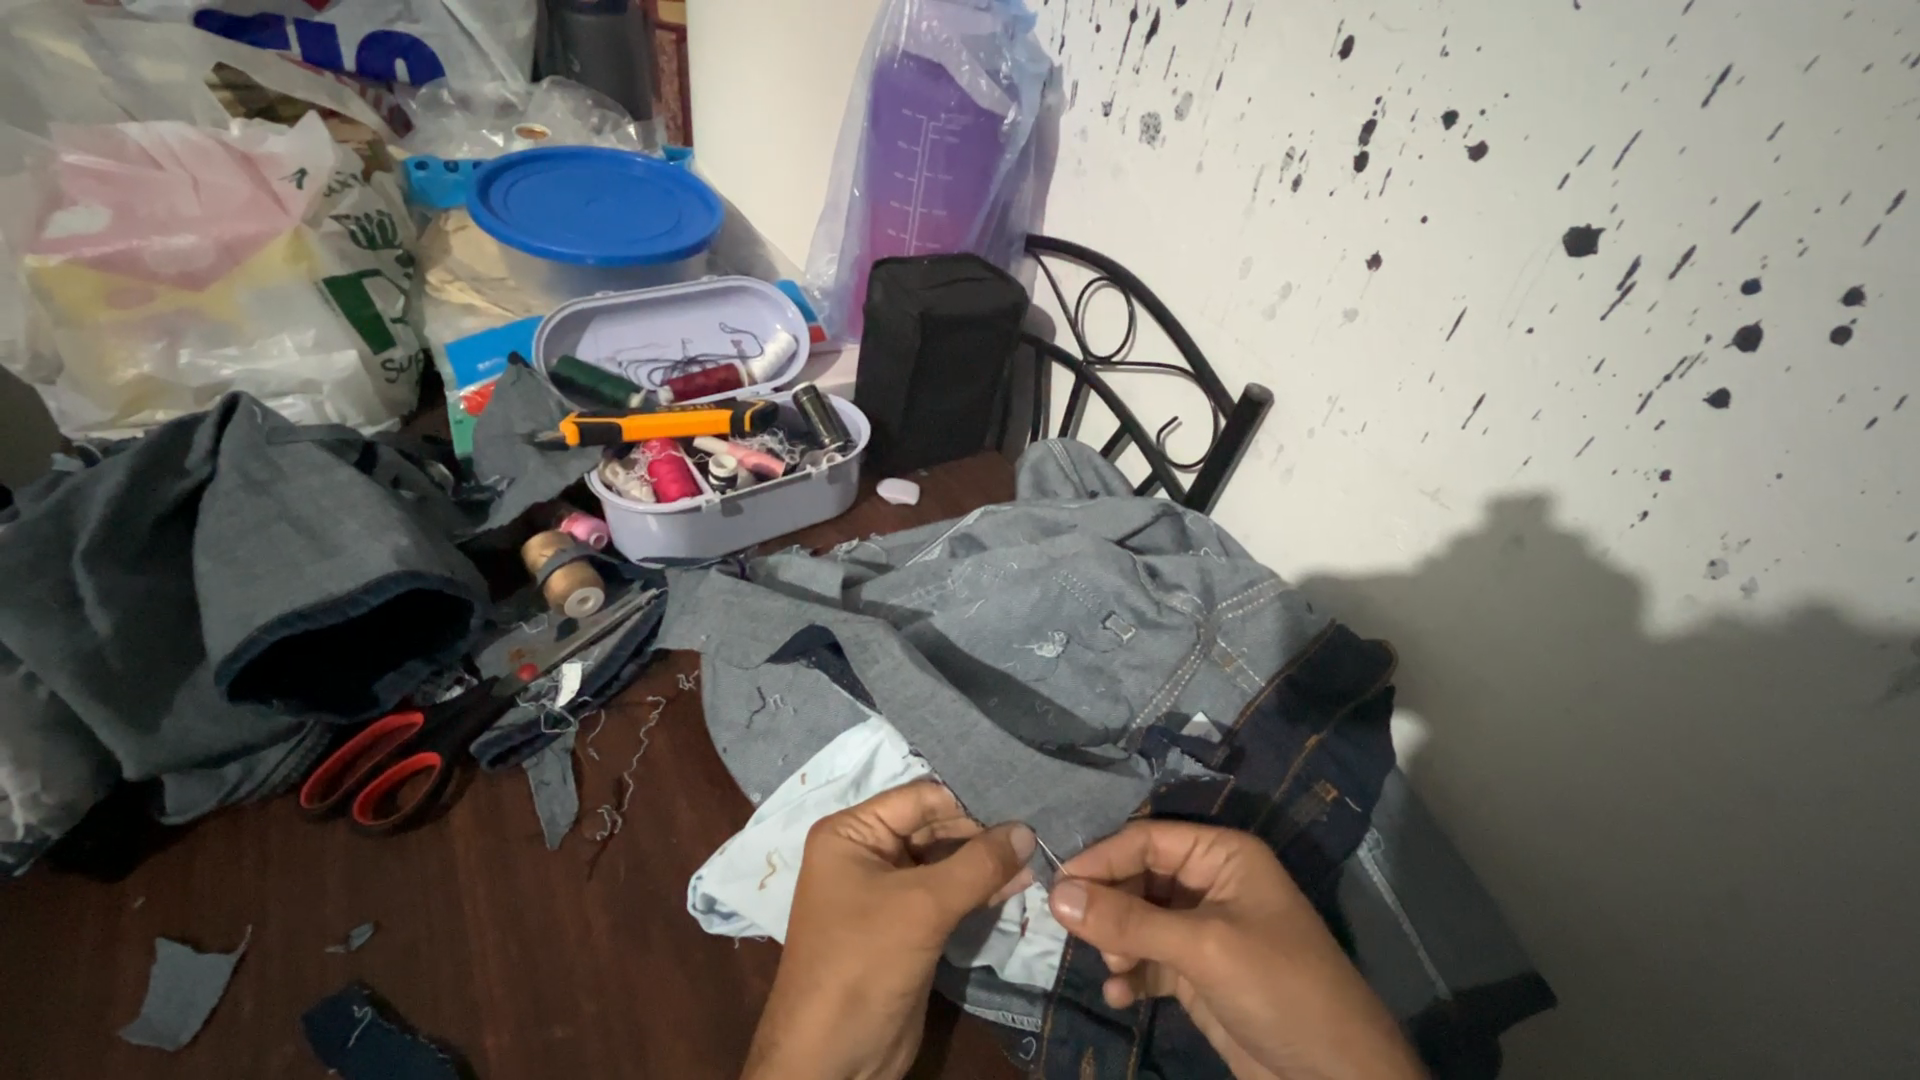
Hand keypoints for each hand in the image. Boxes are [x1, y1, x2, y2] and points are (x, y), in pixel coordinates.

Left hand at [741, 781, 1035, 1079]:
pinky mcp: (905, 924)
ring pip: (944, 861)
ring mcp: (885, 889)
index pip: (920, 799)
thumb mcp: (923, 906)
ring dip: (986, 862)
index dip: (970, 801)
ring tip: (1036, 856)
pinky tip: (1018, 884)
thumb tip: (1029, 828)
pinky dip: (978, 889)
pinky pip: (946, 893)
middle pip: (933, 827)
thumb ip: (978, 863)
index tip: (1021, 802)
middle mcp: (866, 852)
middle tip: (1036, 830)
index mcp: (851, 832)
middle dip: (982, 832)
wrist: (834, 1061)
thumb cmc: (864, 963)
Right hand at [1049, 821, 1424, 1079]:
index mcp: (1222, 855)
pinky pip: (1149, 958)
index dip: (1101, 858)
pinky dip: (1131, 971)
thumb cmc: (1280, 990)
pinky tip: (1120, 992)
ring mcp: (1204, 929)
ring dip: (1117, 940)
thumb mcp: (1202, 948)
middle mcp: (1210, 883)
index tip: (1056, 886)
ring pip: (1138, 919)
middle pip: (1137, 877)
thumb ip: (1128, 921)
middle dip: (1108, 904)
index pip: (1146, 840)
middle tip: (1075, 931)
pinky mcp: (1199, 973)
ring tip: (1114, 966)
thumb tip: (1056, 894)